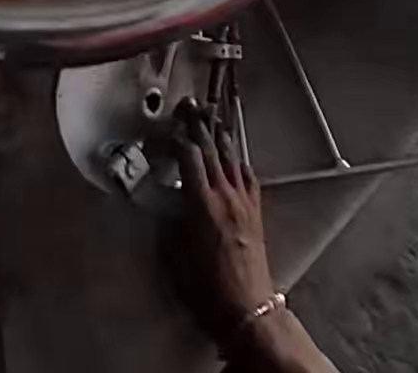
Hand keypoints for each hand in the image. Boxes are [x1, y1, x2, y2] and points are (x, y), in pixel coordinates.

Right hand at [168, 101, 274, 341]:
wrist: (248, 310)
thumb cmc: (207, 288)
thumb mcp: (175, 255)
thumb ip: (168, 222)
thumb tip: (164, 202)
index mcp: (202, 204)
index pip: (189, 156)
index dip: (174, 139)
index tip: (162, 134)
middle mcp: (225, 195)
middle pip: (211, 148)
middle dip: (197, 123)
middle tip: (188, 106)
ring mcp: (243, 201)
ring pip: (231, 156)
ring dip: (219, 134)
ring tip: (211, 116)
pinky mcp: (255, 210)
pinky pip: (247, 175)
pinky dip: (238, 160)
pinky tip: (234, 154)